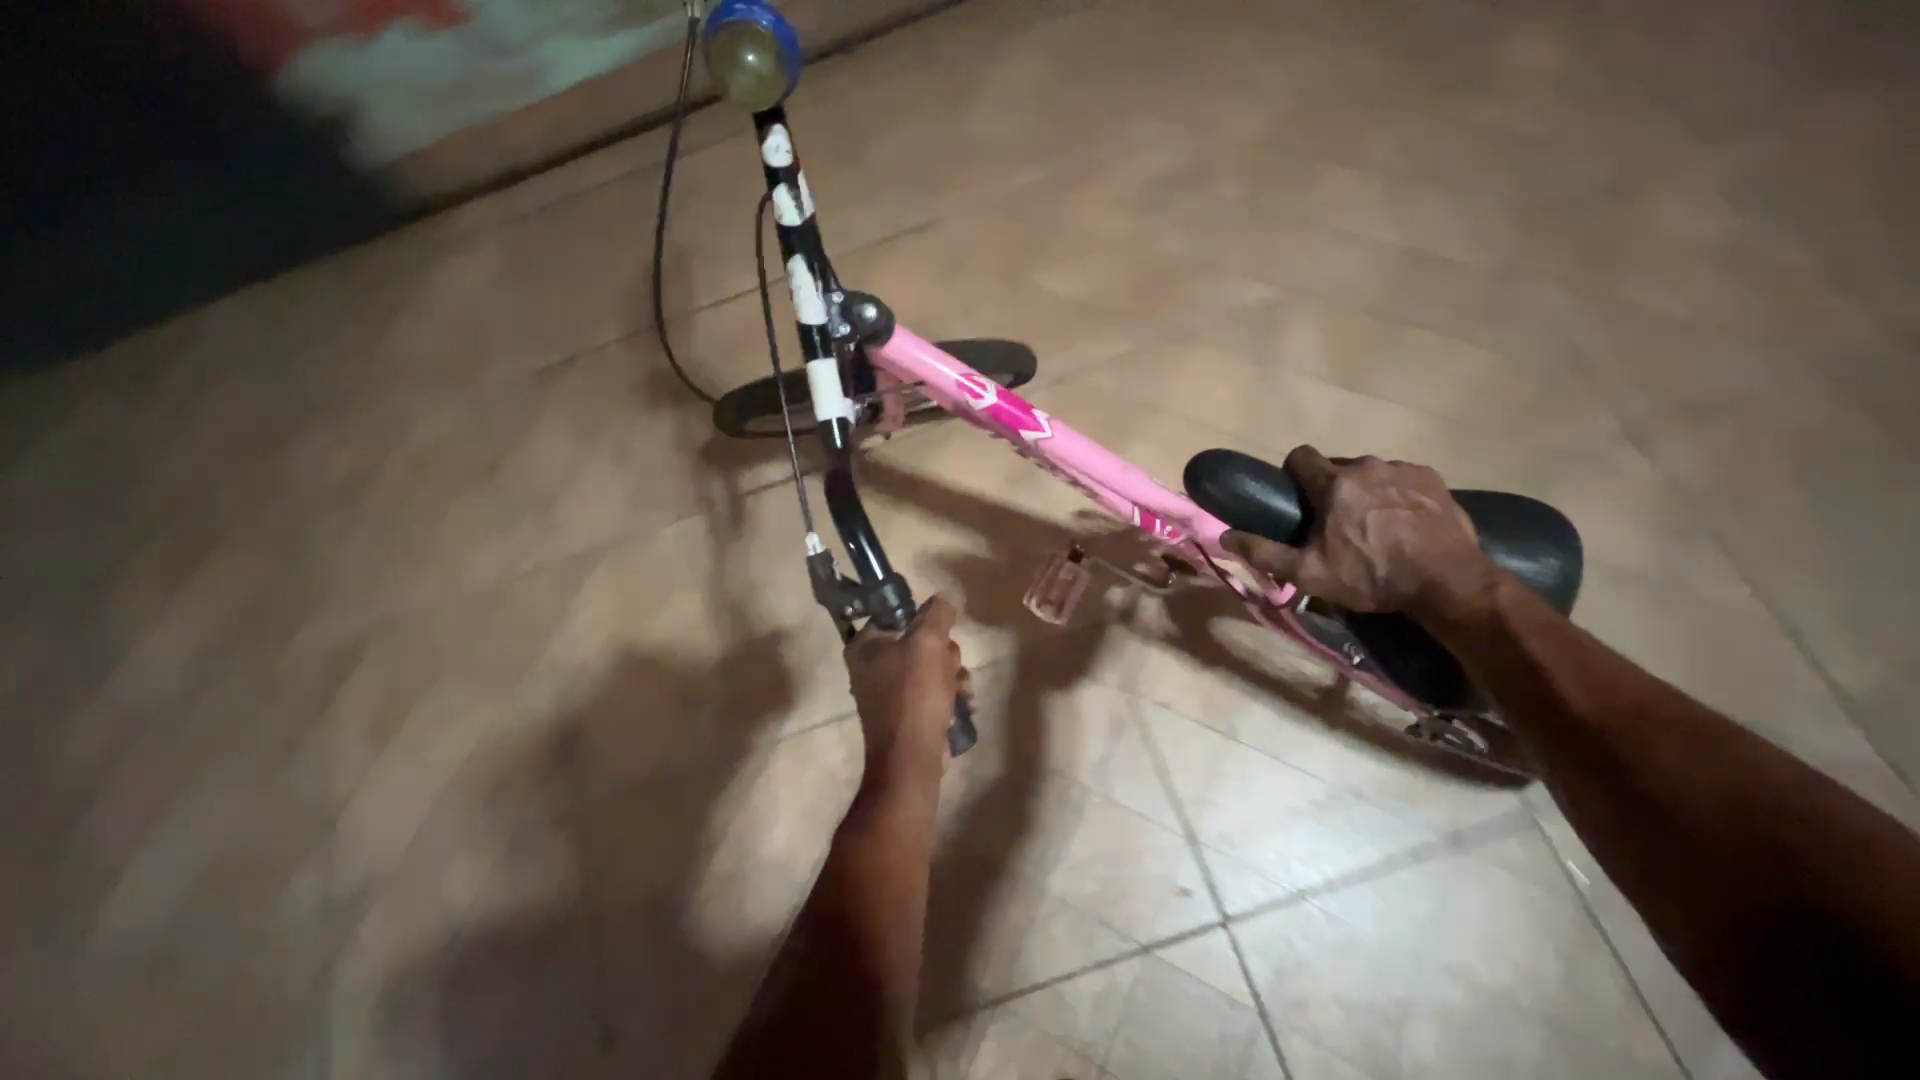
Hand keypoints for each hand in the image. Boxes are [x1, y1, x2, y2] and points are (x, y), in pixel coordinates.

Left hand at [845, 594, 966, 781]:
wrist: (912, 759)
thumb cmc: (914, 696)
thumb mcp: (928, 643)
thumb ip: (938, 614)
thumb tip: (948, 595)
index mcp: (865, 646)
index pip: (897, 615)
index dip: (925, 621)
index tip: (940, 634)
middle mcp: (871, 666)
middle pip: (921, 640)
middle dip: (945, 655)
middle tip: (947, 669)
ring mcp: (889, 691)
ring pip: (934, 665)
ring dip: (954, 675)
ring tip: (959, 692)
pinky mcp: (908, 712)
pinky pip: (935, 690)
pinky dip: (951, 695)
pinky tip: (962, 705)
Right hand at [1221, 446, 1493, 617]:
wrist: (1446, 581)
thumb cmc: (1372, 577)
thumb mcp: (1310, 574)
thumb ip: (1264, 553)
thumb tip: (1225, 537)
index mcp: (1334, 483)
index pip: (1300, 456)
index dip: (1293, 474)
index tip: (1298, 499)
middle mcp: (1367, 466)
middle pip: (1337, 467)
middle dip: (1332, 488)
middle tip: (1337, 523)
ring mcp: (1404, 470)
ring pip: (1372, 473)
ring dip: (1366, 491)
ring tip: (1375, 526)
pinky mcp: (1433, 479)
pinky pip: (1403, 479)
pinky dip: (1398, 495)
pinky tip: (1404, 523)